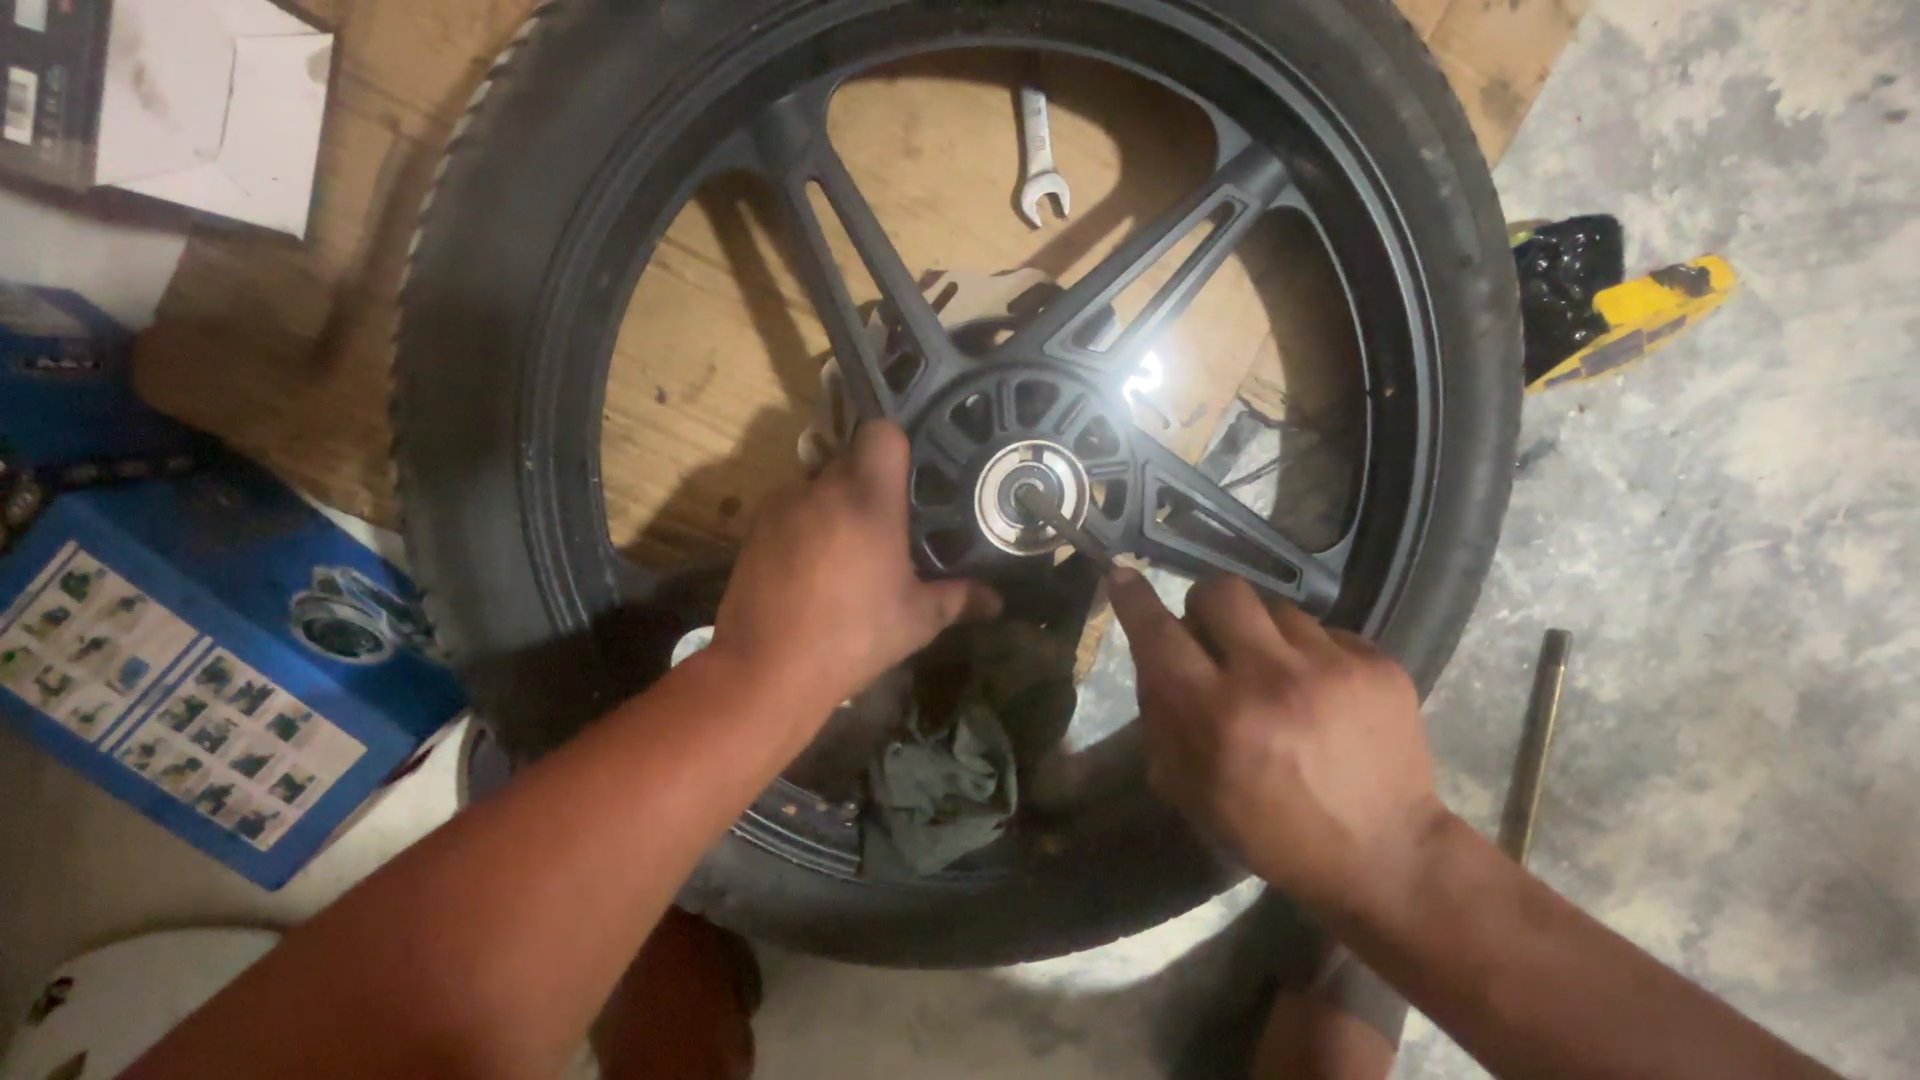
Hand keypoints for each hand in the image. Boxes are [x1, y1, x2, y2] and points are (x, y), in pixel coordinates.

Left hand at [712, 421, 1001, 717]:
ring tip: (850, 548)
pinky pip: (789, 509)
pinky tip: (814, 566)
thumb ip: (958, 598)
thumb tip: (997, 601)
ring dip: (834, 504)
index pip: (882, 432)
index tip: (912, 479)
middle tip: (890, 520)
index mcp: (867, 498)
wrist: (767, 669)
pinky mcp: (754, 528)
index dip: (899, 447)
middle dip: (870, 483)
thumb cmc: (852, 637)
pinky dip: (805, 525)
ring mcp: (781, 506)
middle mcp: (821, 489)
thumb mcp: (916, 620)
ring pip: (817, 484)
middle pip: (850, 458)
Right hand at [1108, 571, 1446, 914]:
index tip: (1124, 576)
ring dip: (1261, 632)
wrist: (1385, 855)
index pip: (1159, 633)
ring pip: (1275, 606)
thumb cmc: (1272, 833)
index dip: (1134, 599)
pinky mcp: (1378, 664)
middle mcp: (1271, 677)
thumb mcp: (1191, 792)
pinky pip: (1325, 630)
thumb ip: (1161, 721)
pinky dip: (1310, 652)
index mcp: (1217, 715)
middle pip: (1220, 590)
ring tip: (1275, 671)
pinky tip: (1320, 690)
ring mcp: (1332, 666)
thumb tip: (1154, 662)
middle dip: (1204, 606)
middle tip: (1212, 636)